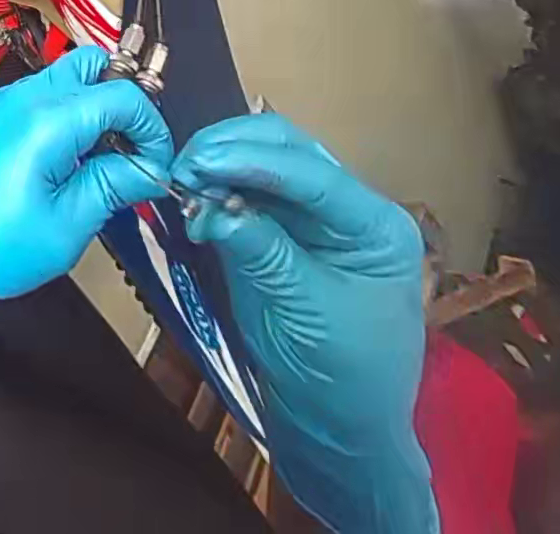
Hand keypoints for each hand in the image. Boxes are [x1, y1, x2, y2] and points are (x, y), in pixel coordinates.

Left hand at [0, 46, 170, 350]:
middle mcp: (26, 96)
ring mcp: (9, 100)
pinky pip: (49, 94)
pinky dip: (74, 112)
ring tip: (106, 159)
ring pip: (73, 75)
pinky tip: (75, 158)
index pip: (124, 95)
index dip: (152, 130)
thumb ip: (113, 186)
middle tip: (136, 147)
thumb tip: (147, 170)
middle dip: (128, 100)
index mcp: (47, 120)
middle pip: (97, 63)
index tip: (154, 166)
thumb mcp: (65, 227)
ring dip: (100, 105)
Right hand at [174, 113, 438, 533]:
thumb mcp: (305, 313)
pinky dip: (213, 181)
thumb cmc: (340, 372)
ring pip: (260, 152)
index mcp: (374, 225)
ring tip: (185, 181)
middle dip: (231, 147)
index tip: (200, 162)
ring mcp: (308, 206)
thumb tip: (210, 206)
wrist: (335, 415)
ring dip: (218, 158)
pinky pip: (240, 181)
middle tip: (185, 167)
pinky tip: (193, 195)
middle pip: (286, 145)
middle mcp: (345, 203)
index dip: (254, 161)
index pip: (313, 175)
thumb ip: (262, 251)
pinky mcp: (275, 216)